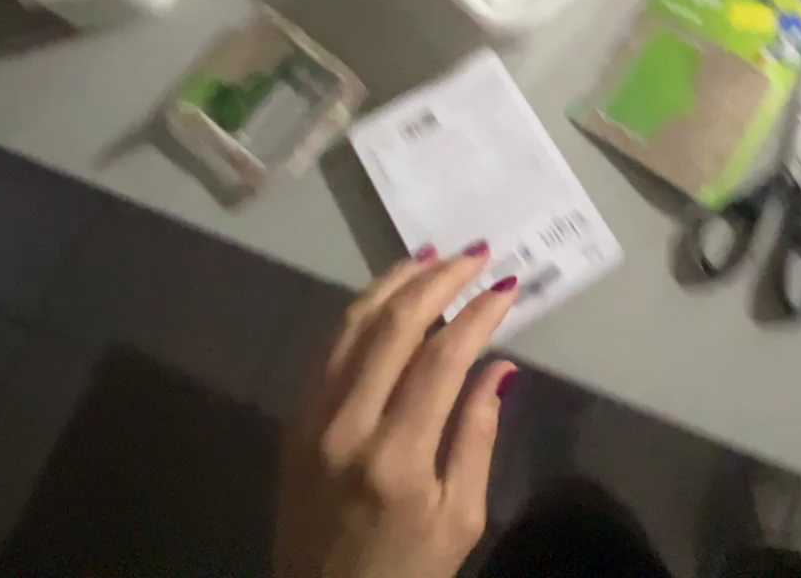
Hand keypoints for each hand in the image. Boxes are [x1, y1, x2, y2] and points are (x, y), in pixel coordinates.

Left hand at [273, 246, 519, 577]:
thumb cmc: (405, 571)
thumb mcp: (460, 519)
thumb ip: (477, 436)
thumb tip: (499, 366)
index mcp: (397, 457)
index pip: (442, 358)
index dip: (477, 314)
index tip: (505, 286)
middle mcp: (348, 425)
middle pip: (395, 325)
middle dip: (439, 280)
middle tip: (473, 254)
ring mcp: (313, 417)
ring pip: (354, 324)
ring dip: (396, 282)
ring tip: (432, 256)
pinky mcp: (295, 418)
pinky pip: (331, 346)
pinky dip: (362, 310)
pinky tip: (388, 294)